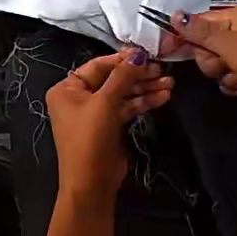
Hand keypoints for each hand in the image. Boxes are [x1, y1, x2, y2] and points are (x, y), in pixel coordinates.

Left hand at [45, 48, 173, 200]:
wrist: (91, 182)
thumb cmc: (90, 138)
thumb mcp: (105, 103)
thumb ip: (122, 76)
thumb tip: (138, 54)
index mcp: (67, 89)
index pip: (97, 66)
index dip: (122, 60)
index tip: (146, 53)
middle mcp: (79, 98)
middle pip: (112, 79)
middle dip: (137, 75)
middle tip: (162, 69)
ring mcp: (95, 113)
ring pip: (122, 94)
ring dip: (145, 88)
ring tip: (169, 83)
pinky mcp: (109, 126)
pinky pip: (127, 108)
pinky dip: (143, 102)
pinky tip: (163, 96)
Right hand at [158, 5, 236, 122]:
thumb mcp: (236, 47)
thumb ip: (203, 33)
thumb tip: (175, 15)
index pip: (197, 22)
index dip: (180, 36)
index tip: (164, 52)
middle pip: (204, 45)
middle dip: (209, 60)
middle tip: (224, 66)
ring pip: (216, 64)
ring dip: (223, 75)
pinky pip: (230, 77)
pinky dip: (235, 84)